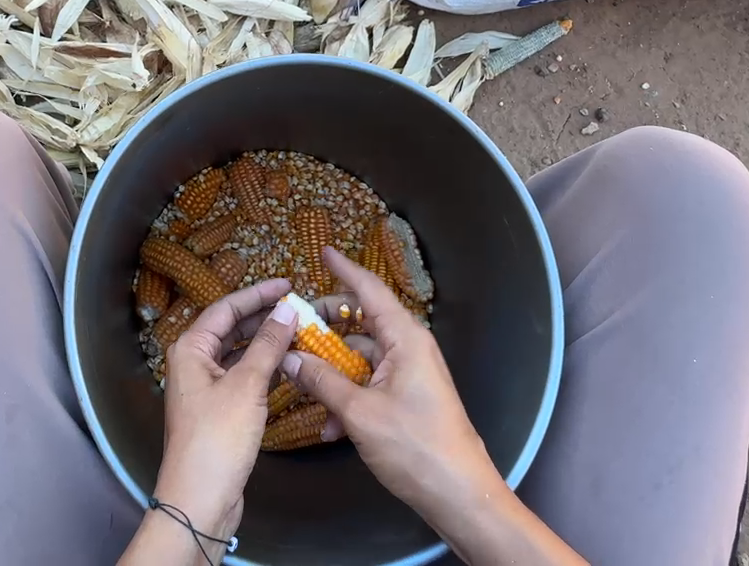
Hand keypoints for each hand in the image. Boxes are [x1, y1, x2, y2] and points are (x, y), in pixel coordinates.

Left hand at [140, 278, 297, 555]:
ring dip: (266, 342)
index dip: (258, 294)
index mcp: (191, 348)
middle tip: (298, 307)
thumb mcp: (247, 386)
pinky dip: (264, 368)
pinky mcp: (219, 409)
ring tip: (299, 331)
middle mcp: (194, 362)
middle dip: (264, 317)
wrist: (200, 501)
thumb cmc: (218, 437)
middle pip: (231, 328)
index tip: (288, 284)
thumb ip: (268, 345)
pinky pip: (243, 376)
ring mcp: (206, 387)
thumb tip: (287, 309)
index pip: (227, 307)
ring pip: (239, 353)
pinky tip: (287, 364)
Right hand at [279, 249, 493, 511]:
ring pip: (361, 357)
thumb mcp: (359, 412)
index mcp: (404, 338)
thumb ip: (321, 380)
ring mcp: (409, 373)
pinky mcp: (407, 398)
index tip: (324, 252)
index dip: (345, 269)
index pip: (369, 289)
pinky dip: (347, 397)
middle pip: (361, 322)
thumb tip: (288, 357)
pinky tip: (329, 427)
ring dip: (332, 371)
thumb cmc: (415, 446)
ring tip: (302, 385)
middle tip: (294, 327)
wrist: (460, 498)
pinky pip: (369, 383)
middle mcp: (408, 347)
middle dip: (326, 326)